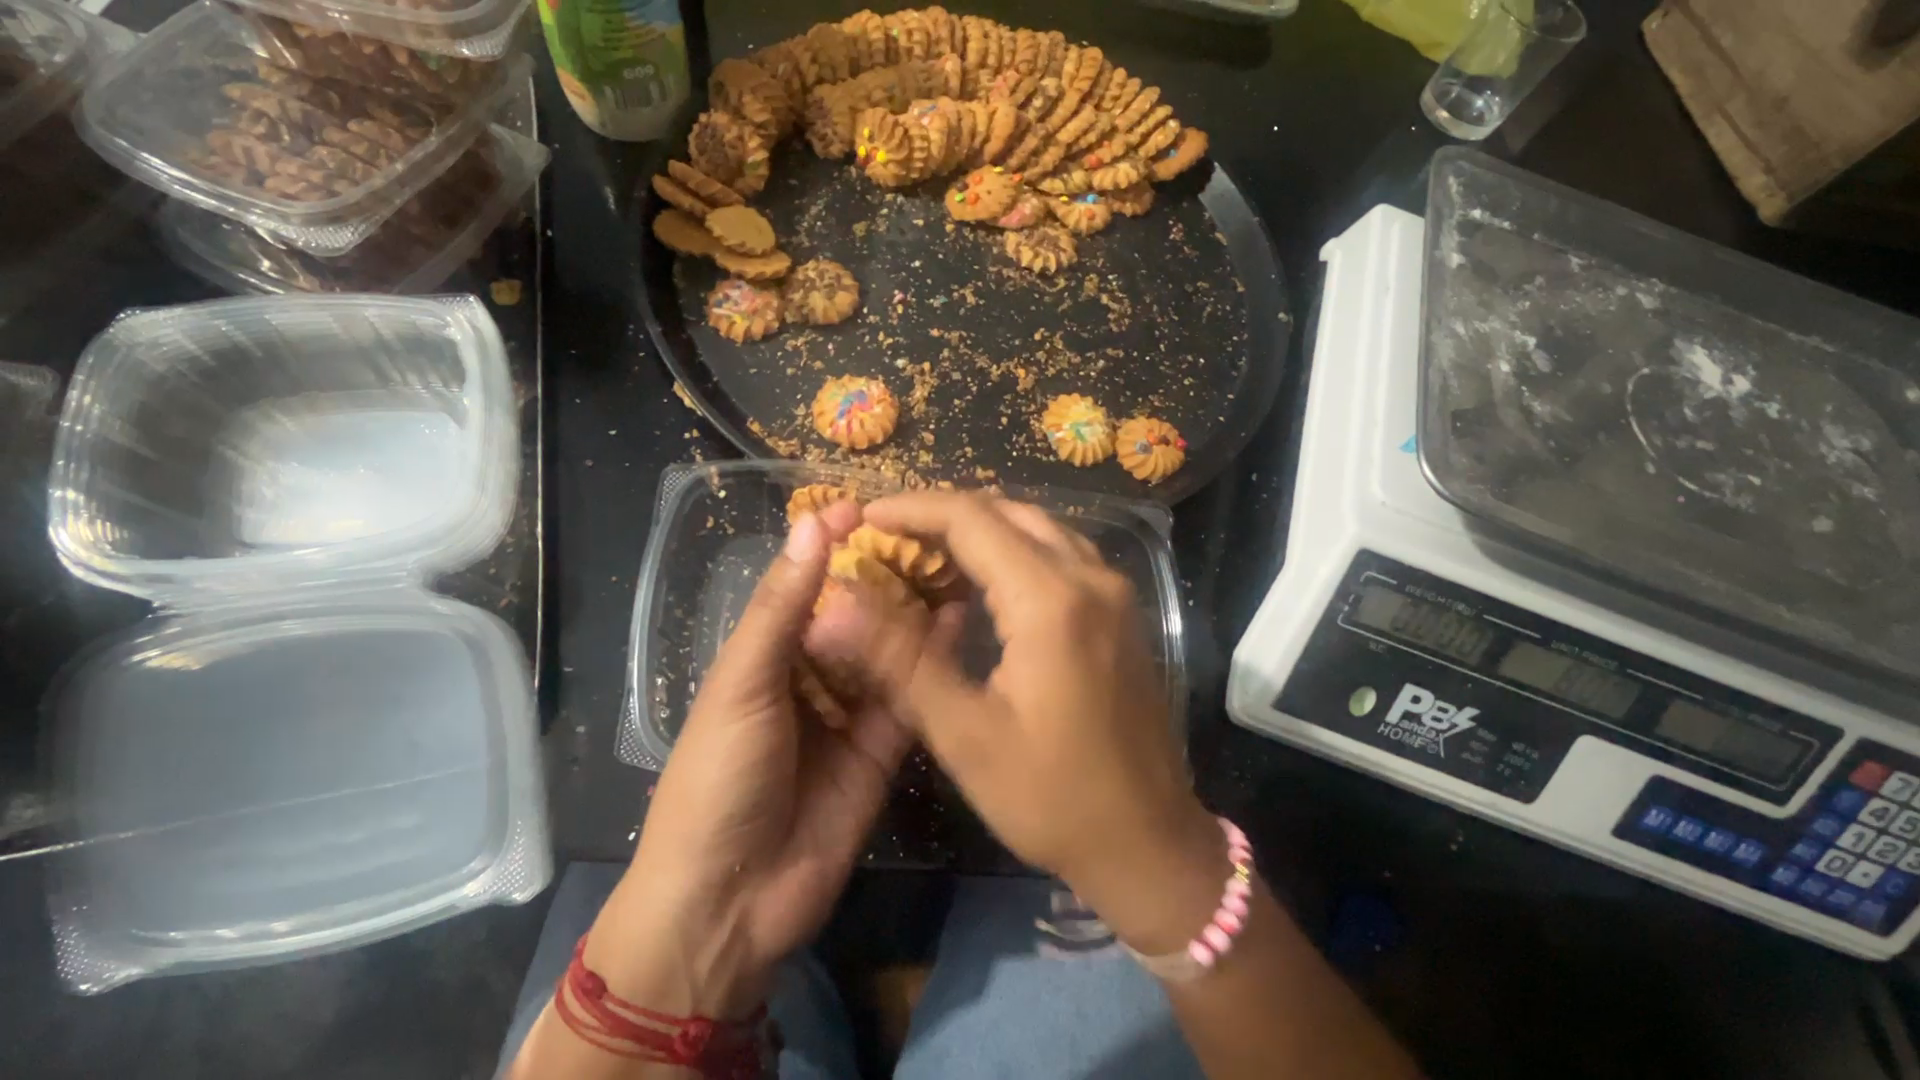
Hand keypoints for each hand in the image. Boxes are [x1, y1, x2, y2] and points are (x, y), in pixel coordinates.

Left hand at [589, 501, 954, 1016]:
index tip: (872, 504)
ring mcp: (848, 715)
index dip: (832, 548)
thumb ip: (783, 609)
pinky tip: (959, 621)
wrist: (732, 901)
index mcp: (760, 657)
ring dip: (912, 612)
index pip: (802, 588)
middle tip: (932, 528)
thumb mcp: (742, 685)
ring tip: (955, 562)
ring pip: (885, 652)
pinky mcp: (883, 751)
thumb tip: (813, 524)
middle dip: (884, 576)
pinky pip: (909, 697)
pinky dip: (930, 662)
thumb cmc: (719, 779)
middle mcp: (806, 679)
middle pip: (851, 617)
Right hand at [806, 493, 1226, 953]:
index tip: (864, 515)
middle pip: (1009, 513)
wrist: (1148, 842)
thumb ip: (900, 659)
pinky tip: (984, 582)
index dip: (913, 508)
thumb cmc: (1051, 797)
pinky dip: (1017, 550)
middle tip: (889, 534)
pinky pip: (1063, 555)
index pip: (973, 519)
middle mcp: (1091, 579)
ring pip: (1040, 529)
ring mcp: (1115, 595)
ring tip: (926, 551)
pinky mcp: (1123, 615)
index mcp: (1051, 601)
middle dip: (945, 513)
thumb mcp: (965, 734)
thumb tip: (834, 603)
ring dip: (983, 528)